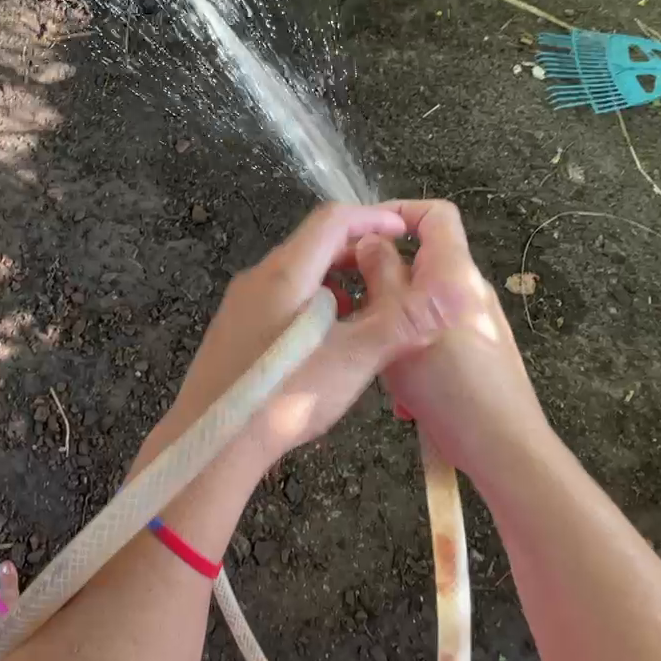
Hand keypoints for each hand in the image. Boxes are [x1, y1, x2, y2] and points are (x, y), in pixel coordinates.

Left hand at [162, 203, 467, 467]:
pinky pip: (280, 298)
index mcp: (286, 272)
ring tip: (368, 305)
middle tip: (394, 270)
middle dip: (356, 249)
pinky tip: (329, 336)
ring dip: (335, 279)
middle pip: (312, 244)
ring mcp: (241, 303)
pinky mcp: (233, 329)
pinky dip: (313, 302)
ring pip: (296, 274)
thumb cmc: (284, 395)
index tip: (406, 231)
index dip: (373, 218)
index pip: (332, 220)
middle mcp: (258, 277)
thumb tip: (448, 296)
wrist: (211, 442)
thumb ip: (399, 324)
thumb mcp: (352, 360)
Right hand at [376, 200, 550, 476]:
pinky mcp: (476, 352)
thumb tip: (371, 240)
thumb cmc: (447, 381)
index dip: (397, 212)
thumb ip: (380, 274)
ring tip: (373, 352)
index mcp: (453, 271)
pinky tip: (401, 392)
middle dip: (380, 278)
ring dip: (391, 320)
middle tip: (349, 300)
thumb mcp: (397, 323)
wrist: (504, 447)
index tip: (359, 234)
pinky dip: (410, 349)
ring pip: (419, 302)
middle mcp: (468, 288)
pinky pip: (432, 333)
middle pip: (420, 260)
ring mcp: (473, 321)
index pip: (434, 213)